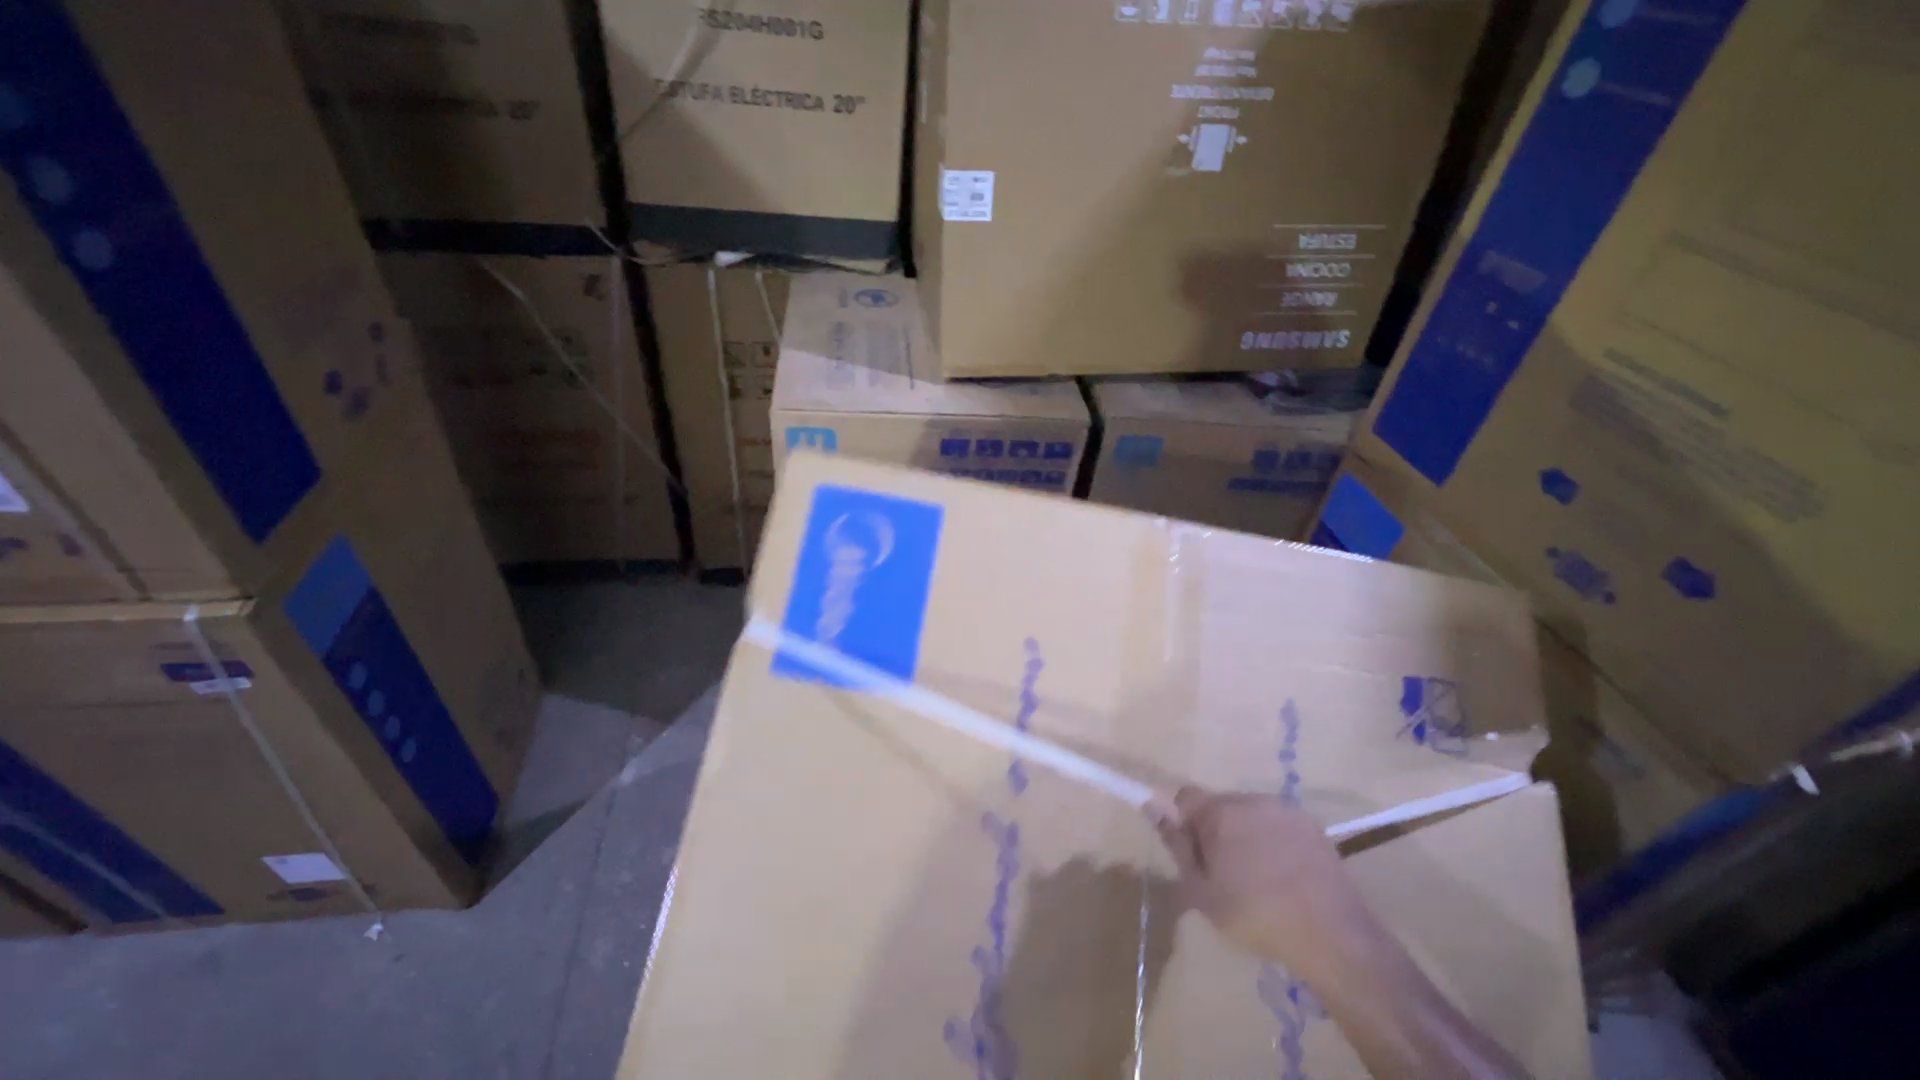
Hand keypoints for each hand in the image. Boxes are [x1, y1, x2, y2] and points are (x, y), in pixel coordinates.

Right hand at [1155, 786, 1367, 971]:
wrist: (1331, 934)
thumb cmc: (1255, 915)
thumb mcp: (1202, 891)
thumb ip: (1177, 846)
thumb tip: (1152, 807)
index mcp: (1221, 812)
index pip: (1185, 797)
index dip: (1182, 823)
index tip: (1192, 857)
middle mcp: (1253, 799)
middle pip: (1220, 805)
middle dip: (1215, 831)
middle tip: (1222, 875)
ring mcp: (1286, 810)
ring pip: (1250, 815)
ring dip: (1245, 835)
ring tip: (1256, 879)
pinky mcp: (1313, 826)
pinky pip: (1278, 825)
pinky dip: (1273, 843)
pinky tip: (1283, 878)